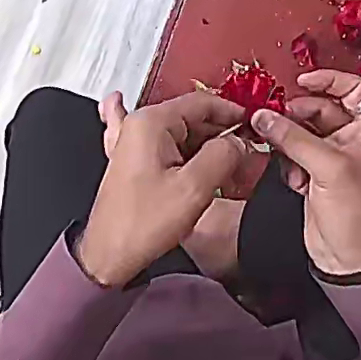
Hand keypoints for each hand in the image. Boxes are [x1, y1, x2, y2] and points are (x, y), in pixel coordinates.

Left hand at [77, 92, 251, 286]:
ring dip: (207, 146)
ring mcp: (134, 142)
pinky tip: (192, 146)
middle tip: (246, 151)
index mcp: (152, 122)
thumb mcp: (194, 188)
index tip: (252, 125)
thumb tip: (239, 140)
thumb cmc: (139, 226)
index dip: (233, 112)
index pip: (202, 102)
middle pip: (194, 116)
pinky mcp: (135, 161)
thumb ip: (223, 155)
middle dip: (222, 133)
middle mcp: (140, 125)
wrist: (107, 257)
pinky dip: (186, 148)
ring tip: (230, 164)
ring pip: (184, 133)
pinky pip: (166, 144)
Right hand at [250, 70, 360, 276]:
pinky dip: (289, 162)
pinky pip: (294, 153)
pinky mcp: (316, 174)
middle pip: (321, 109)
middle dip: (298, 115)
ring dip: (289, 141)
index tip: (302, 80)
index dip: (328, 80)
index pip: (353, 89)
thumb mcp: (330, 168)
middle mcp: (355, 140)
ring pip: (303, 131)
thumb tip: (266, 116)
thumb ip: (294, 138)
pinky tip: (295, 180)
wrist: (351, 263)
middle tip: (278, 119)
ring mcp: (334, 157)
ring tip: (284, 153)